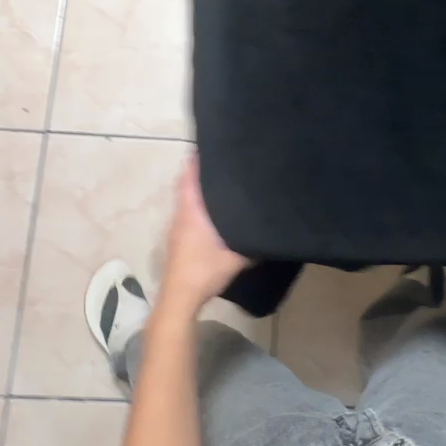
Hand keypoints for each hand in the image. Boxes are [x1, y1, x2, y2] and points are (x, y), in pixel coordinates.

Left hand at [158, 157, 248, 311]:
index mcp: (192, 212)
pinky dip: (195, 206)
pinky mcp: (176, 240)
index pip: (189, 178)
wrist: (179, 297)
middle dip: (198, 173)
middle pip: (186, 185)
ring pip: (184, 200)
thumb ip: (253, 246)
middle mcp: (180, 214)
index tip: (207, 148)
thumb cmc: (205, 271)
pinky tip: (210, 212)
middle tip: (219, 163)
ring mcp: (175, 228)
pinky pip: (185, 213)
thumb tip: (270, 234)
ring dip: (196, 190)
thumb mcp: (236, 258)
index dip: (195, 161)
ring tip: (218, 183)